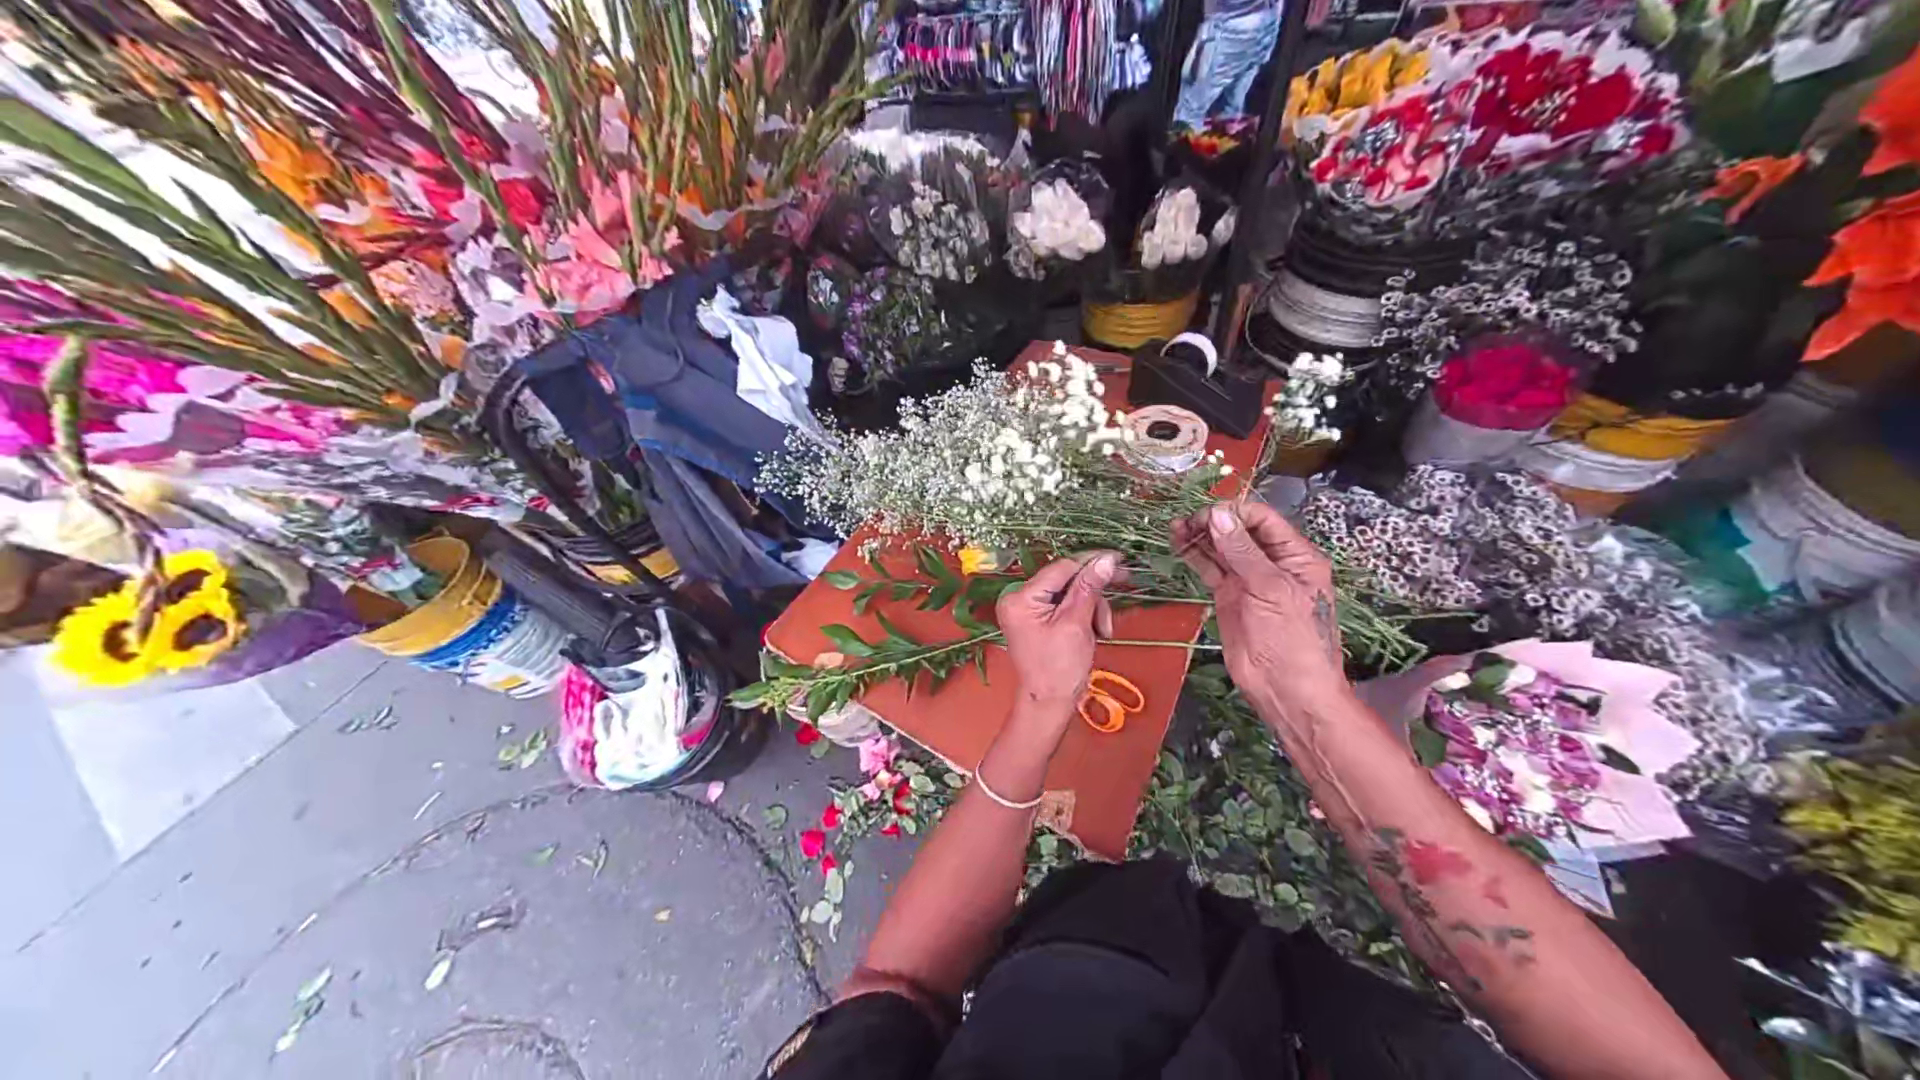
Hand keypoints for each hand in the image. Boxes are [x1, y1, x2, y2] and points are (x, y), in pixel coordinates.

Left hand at [995, 552, 1119, 710]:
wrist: (1049, 703)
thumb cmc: (1059, 669)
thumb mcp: (1076, 624)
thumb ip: (1089, 589)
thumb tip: (1106, 559)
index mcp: (1020, 597)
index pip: (1061, 568)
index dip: (1091, 564)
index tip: (1118, 560)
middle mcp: (1019, 597)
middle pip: (1067, 579)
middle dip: (1092, 596)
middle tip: (1110, 612)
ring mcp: (1029, 608)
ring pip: (1072, 592)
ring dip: (1092, 609)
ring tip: (1101, 632)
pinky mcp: (1039, 617)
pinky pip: (1067, 605)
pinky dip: (1084, 615)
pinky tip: (1094, 632)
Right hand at [1173, 502, 1346, 711]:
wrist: (1287, 689)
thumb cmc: (1294, 640)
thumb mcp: (1271, 589)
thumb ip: (1242, 551)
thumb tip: (1219, 516)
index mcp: (1295, 556)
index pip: (1262, 520)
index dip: (1234, 513)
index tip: (1207, 513)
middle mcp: (1271, 563)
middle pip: (1239, 530)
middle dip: (1213, 522)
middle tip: (1186, 521)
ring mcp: (1248, 580)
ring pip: (1221, 548)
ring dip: (1199, 536)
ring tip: (1175, 527)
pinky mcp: (1229, 596)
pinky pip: (1211, 569)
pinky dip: (1195, 556)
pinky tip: (1179, 544)